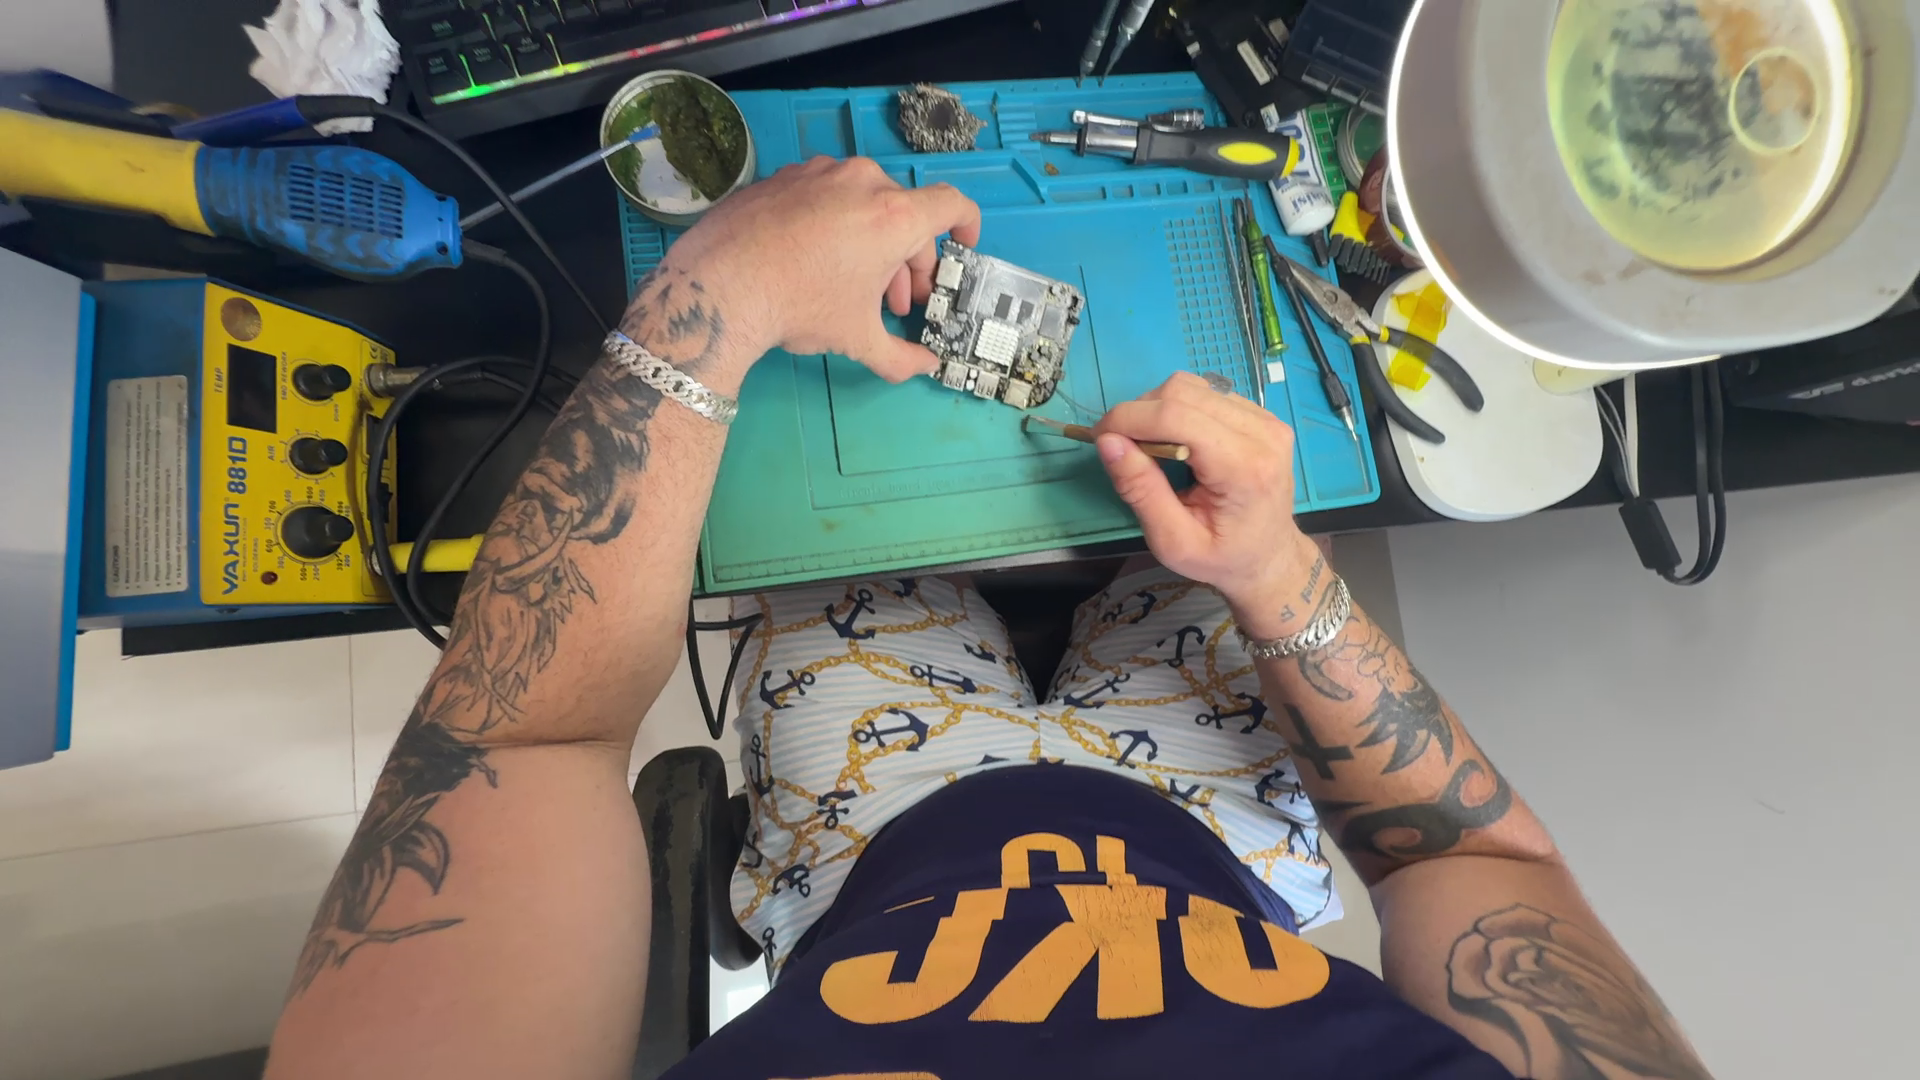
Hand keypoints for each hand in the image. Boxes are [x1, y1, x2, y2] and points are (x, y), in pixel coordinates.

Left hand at [644, 155, 981, 385]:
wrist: (721, 284)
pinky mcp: (786, 176)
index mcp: (893, 216)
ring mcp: (820, 173)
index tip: (963, 246)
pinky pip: (829, 197)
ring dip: (874, 245)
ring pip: (866, 204)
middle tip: (896, 302)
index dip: (967, 224)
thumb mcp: (858, 340)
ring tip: (856, 288)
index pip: (951, 204)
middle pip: (907, 215)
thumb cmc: (802, 307)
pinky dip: (839, 225)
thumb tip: (926, 368)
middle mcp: (863, 182)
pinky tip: (819, 262)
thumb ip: (902, 357)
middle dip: (909, 262)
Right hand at [1093, 373, 1322, 636]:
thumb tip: (1107, 442)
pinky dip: (1177, 410)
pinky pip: (1205, 393)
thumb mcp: (1172, 541)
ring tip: (1148, 446)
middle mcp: (1261, 432)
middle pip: (1181, 392)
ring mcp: (1265, 419)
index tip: (1099, 438)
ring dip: (1156, 409)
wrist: (1268, 558)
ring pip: (1191, 386)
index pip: (1175, 416)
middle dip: (1138, 413)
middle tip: (1121, 447)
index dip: (1128, 419)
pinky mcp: (1260, 415)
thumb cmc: (1220, 558)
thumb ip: (1140, 490)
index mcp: (1242, 467)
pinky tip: (1175, 442)